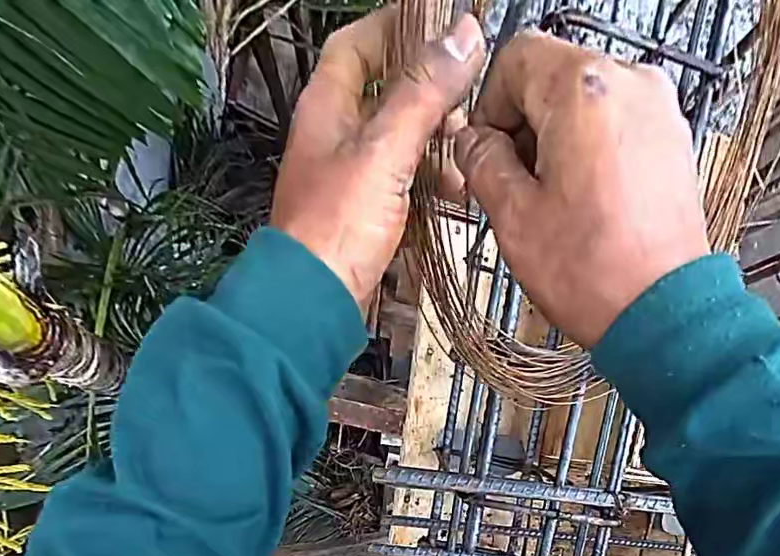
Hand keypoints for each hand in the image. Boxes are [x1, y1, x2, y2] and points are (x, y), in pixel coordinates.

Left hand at [271, 9, 485, 309]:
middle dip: (428, 96)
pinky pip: (399, 187)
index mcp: (325, 109)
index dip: (396, 29)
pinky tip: (452, 194)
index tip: (439, 27)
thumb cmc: (334, 229)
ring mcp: (346, 182)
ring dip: (433, 144)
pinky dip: (426, 184)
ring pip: (396, 145)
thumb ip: (423, 93)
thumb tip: (463, 36)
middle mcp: (332, 140)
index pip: (357, 46)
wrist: (314, 304)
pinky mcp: (360, 220)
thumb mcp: (383, 151)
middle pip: (384, 96)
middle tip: (464, 102)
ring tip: (466, 153)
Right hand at [452, 31, 710, 346]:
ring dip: (552, 145)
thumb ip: (482, 164)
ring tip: (547, 205)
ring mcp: (658, 111)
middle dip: (521, 129)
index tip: (484, 151)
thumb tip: (473, 143)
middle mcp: (630, 83)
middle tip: (509, 187)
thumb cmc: (594, 271)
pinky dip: (587, 156)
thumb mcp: (513, 218)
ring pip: (583, 105)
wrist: (659, 310)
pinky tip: (580, 206)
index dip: (488, 106)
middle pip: (552, 78)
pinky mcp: (670, 142)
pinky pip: (614, 129)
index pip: (516, 57)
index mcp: (583, 90)